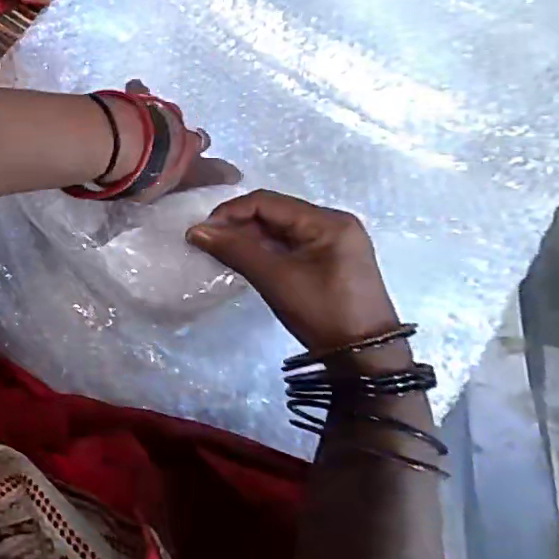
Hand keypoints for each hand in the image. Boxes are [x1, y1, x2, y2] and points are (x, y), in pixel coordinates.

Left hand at [108, 80, 241, 202]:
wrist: (131, 145)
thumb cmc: (144, 177)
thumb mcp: (152, 192)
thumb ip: (156, 187)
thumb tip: (155, 187)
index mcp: (190, 165)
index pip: (211, 171)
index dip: (221, 173)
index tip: (233, 174)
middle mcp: (183, 137)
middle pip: (198, 138)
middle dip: (196, 140)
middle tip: (190, 140)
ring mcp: (166, 116)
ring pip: (173, 114)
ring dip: (167, 117)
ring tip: (161, 116)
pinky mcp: (145, 99)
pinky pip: (142, 92)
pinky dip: (139, 90)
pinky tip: (135, 85)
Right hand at [184, 189, 400, 354]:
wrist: (363, 356)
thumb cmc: (321, 311)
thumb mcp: (275, 278)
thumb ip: (235, 250)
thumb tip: (195, 230)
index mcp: (327, 221)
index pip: (267, 202)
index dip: (230, 212)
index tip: (202, 233)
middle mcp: (332, 223)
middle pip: (273, 213)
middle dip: (238, 226)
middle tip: (208, 245)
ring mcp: (332, 242)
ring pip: (279, 230)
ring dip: (248, 239)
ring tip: (221, 254)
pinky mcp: (328, 260)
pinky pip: (288, 245)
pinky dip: (263, 250)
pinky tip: (244, 261)